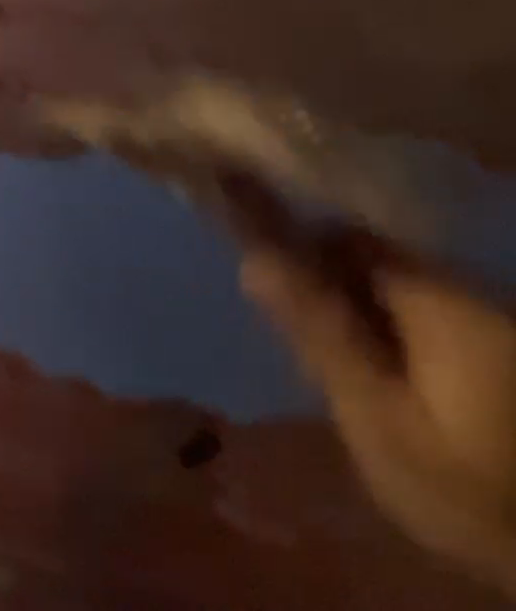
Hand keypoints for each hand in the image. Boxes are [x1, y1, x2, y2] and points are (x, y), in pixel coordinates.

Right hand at [239, 230, 515, 592]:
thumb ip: (320, 334)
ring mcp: (495, 326)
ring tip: (311, 336)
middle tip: (271, 306)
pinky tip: (364, 356)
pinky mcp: (499, 352)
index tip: (238, 239)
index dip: (291, 234)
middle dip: (318, 269)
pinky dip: (382, 321)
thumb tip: (253, 258)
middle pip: (376, 255)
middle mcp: (478, 298)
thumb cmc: (468, 492)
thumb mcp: (378, 418)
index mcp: (445, 306)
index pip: (350, 237)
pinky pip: (424, 311)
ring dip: (348, 297)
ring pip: (398, 283)